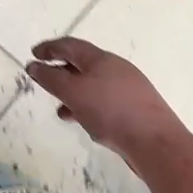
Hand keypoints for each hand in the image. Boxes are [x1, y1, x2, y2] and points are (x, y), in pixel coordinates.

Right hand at [26, 37, 191, 164]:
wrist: (159, 146)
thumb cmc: (110, 112)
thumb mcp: (72, 93)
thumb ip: (50, 78)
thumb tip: (33, 66)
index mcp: (101, 59)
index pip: (70, 45)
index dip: (49, 48)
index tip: (33, 54)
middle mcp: (117, 69)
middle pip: (83, 64)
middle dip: (61, 71)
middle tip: (45, 79)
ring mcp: (131, 90)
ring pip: (94, 85)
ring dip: (74, 93)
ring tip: (60, 108)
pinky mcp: (139, 110)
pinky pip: (106, 102)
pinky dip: (90, 106)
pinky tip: (84, 121)